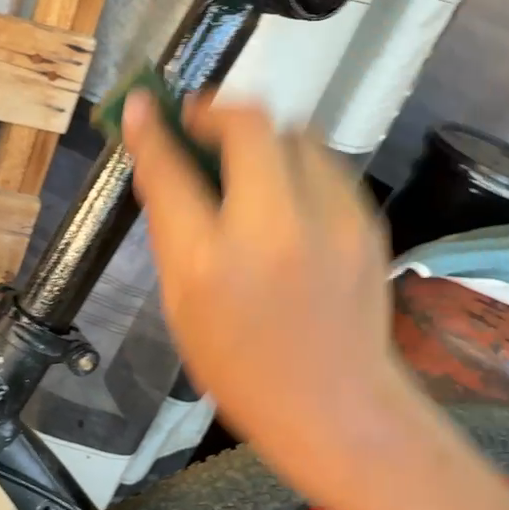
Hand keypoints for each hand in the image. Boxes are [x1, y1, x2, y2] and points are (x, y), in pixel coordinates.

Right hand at [123, 92, 414, 454]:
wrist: (333, 404)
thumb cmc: (238, 367)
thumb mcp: (181, 307)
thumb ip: (171, 232)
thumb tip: (159, 167)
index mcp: (209, 262)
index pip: (172, 172)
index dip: (153, 131)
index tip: (143, 105)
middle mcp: (271, 229)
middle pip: (248, 124)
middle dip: (216, 110)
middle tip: (198, 122)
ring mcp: (329, 221)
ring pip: (295, 133)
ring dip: (261, 135)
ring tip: (245, 160)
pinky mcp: (365, 220)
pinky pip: (325, 163)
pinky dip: (296, 163)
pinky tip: (285, 194)